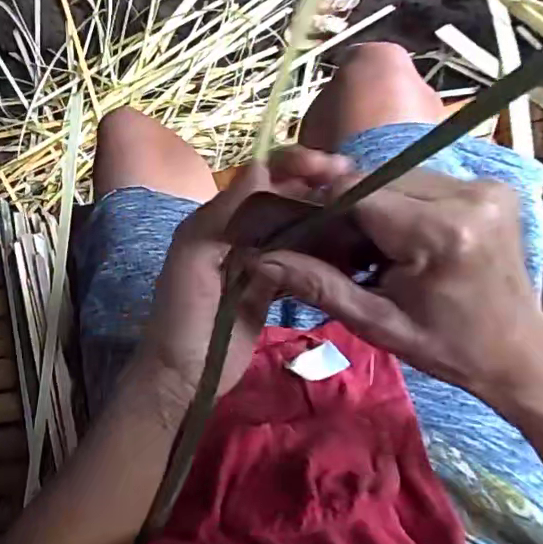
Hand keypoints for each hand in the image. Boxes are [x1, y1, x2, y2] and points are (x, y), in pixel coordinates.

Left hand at [128, 148, 354, 413]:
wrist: (183, 378)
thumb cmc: (182, 316)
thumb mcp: (192, 258)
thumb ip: (222, 214)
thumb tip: (262, 167)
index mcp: (217, 220)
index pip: (260, 179)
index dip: (293, 167)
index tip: (329, 165)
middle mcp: (239, 233)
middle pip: (282, 200)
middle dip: (315, 188)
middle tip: (357, 184)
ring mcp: (257, 261)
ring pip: (294, 229)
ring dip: (323, 218)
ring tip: (360, 213)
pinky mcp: (271, 289)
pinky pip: (299, 262)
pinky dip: (320, 254)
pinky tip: (349, 249)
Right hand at [258, 168, 542, 418]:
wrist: (519, 352)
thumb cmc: (447, 347)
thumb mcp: (378, 323)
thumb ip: (319, 284)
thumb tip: (261, 259)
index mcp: (441, 233)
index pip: (358, 192)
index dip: (321, 204)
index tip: (301, 227)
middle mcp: (468, 195)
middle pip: (377, 177)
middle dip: (346, 205)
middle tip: (332, 241)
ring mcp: (484, 186)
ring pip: (398, 174)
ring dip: (372, 201)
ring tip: (366, 242)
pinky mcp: (490, 185)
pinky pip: (423, 180)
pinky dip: (400, 200)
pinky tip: (396, 233)